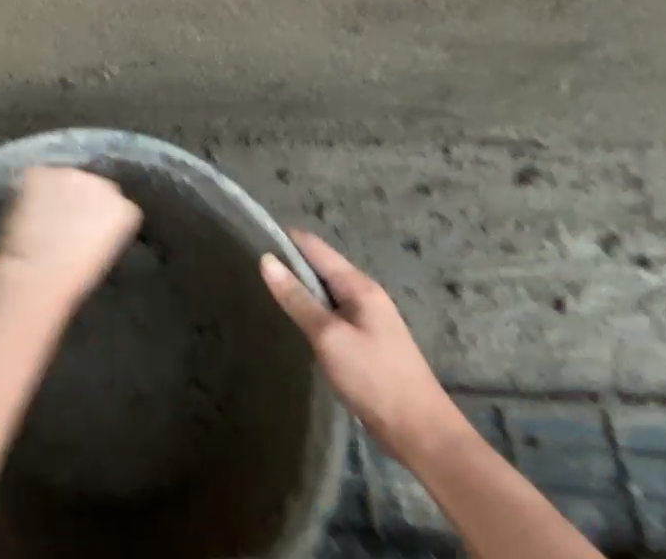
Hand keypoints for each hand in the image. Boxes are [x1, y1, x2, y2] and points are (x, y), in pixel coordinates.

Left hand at [0, 167, 142, 300]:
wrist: (37, 270)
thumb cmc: (75, 276)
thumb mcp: (106, 251)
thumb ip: (105, 226)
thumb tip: (92, 219)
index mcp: (126, 208)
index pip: (116, 201)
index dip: (99, 212)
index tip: (89, 225)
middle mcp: (103, 183)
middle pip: (92, 183)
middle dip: (81, 195)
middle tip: (65, 216)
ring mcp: (70, 173)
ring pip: (64, 178)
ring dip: (57, 189)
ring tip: (44, 211)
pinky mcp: (40, 172)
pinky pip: (38, 177)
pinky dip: (33, 188)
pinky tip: (28, 205)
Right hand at [260, 230, 470, 460]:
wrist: (419, 431)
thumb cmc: (373, 377)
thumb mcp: (328, 336)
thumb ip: (296, 298)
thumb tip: (266, 260)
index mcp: (360, 287)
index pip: (315, 247)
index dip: (283, 238)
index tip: (248, 234)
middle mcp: (365, 296)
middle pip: (319, 266)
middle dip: (287, 261)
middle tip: (246, 261)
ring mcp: (366, 319)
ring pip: (323, 290)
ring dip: (296, 285)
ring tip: (259, 284)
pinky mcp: (363, 341)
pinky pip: (329, 311)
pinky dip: (307, 307)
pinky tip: (290, 316)